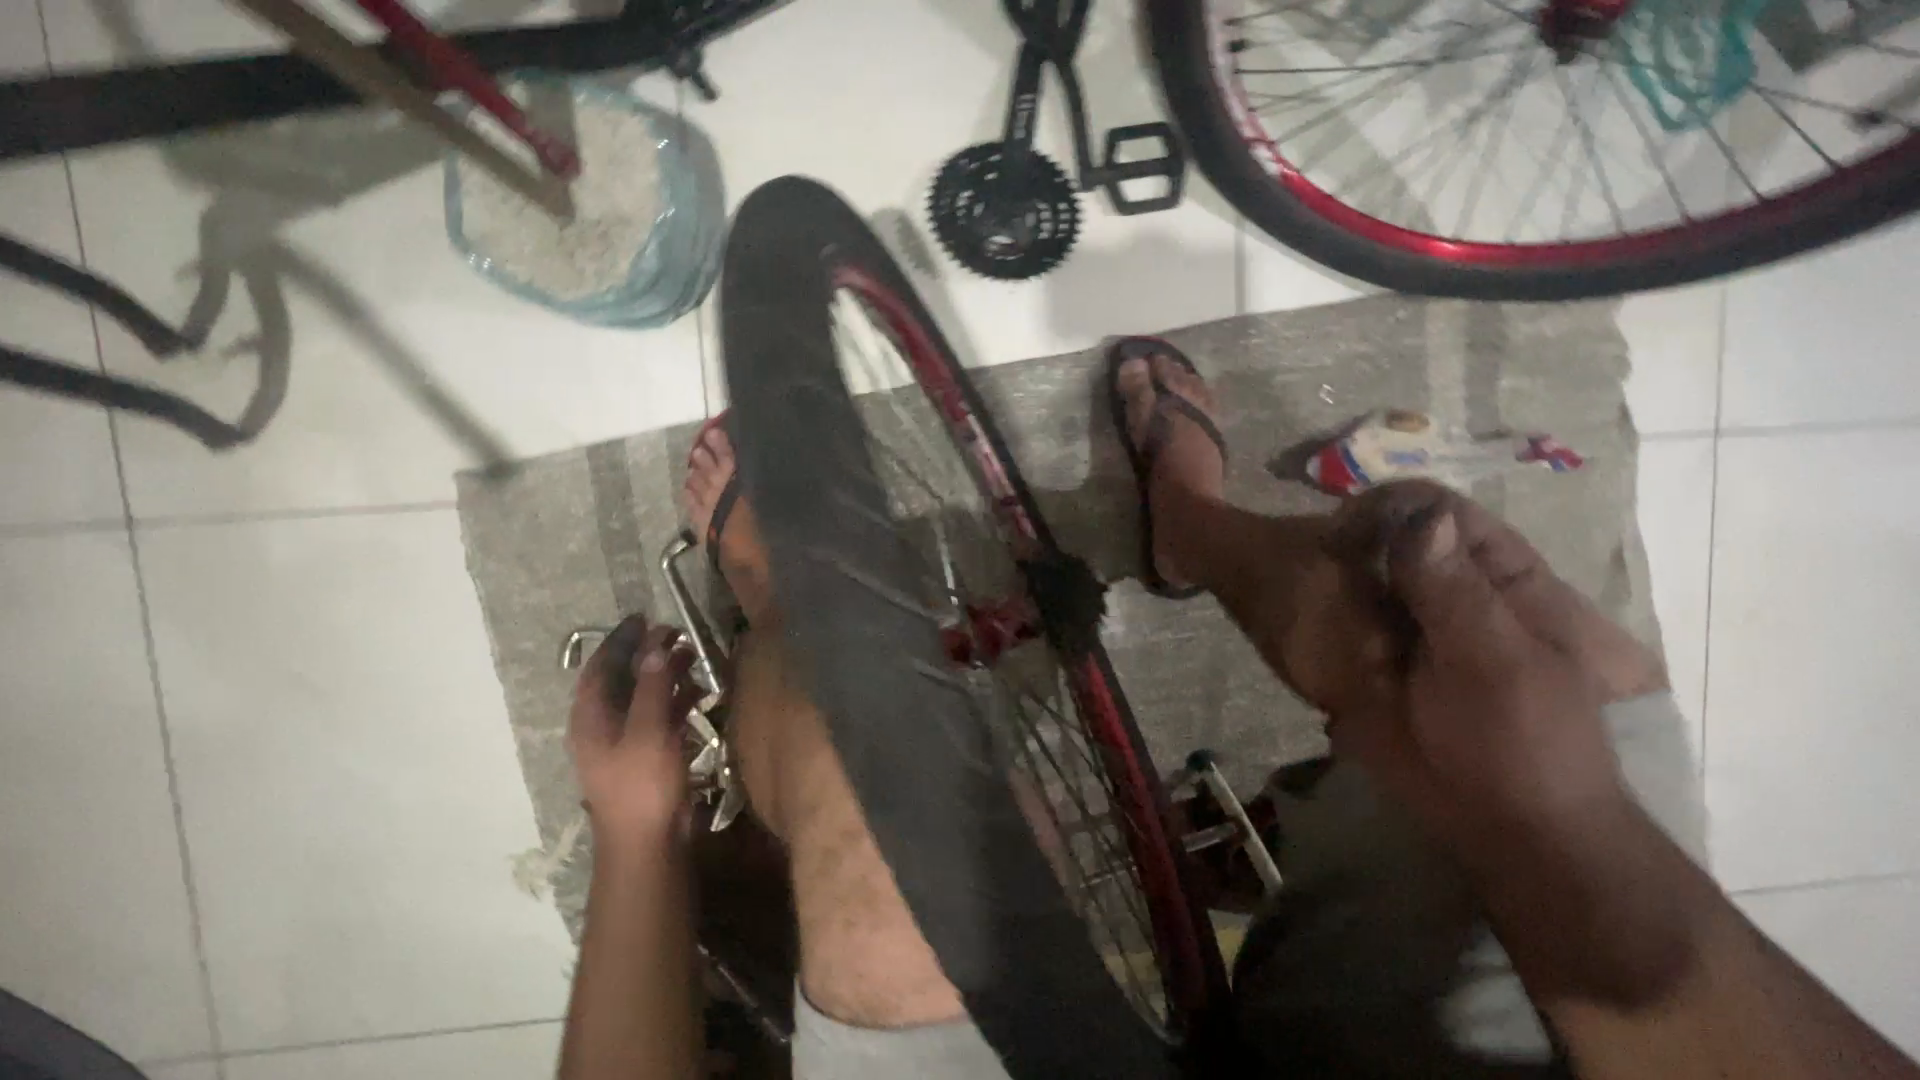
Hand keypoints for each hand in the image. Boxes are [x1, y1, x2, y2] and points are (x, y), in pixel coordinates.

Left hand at [568, 615, 699, 847]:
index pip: (600, 666)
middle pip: (624, 678)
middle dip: (648, 654)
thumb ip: (653, 687)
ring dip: (667, 675)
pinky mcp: (649, 756)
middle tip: (677, 634)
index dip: (619, 640)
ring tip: (694, 656)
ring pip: (644, 696)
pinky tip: (701, 693)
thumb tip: (655, 647)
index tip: (643, 617)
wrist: (648, 844)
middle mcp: (604, 726)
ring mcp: (627, 742)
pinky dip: (678, 700)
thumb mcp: (647, 731)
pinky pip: (661, 717)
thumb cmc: (641, 786)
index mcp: (591, 718)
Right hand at [1324, 481, 1666, 876]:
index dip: (1386, 511)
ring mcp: (1404, 623)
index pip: (1435, 508)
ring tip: (1296, 612)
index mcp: (1496, 575)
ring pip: (1349, 574)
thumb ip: (1457, 593)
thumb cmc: (1524, 744)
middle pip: (1382, 533)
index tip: (1342, 541)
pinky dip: (1311, 621)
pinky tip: (1296, 637)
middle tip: (1309, 581)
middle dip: (1339, 547)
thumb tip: (1422, 517)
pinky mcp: (1369, 658)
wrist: (1509, 829)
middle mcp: (1444, 587)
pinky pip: (1331, 621)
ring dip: (1319, 586)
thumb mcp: (1498, 664)